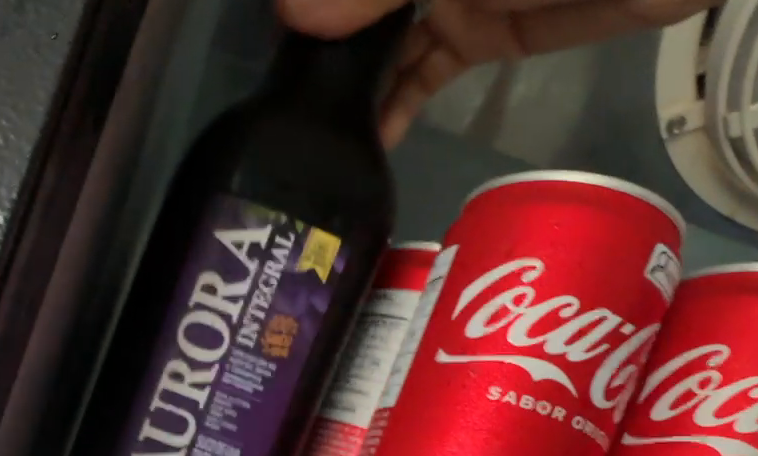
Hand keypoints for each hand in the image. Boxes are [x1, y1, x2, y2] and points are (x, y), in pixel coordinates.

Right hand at [278, 0, 718, 144]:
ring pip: (383, 44)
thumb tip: (289, 14)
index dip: (307, 16)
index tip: (273, 61)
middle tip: (284, 108)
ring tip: (319, 134)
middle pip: (356, 15)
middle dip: (321, 54)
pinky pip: (423, 73)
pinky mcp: (484, 32)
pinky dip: (396, 105)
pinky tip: (370, 139)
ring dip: (353, 86)